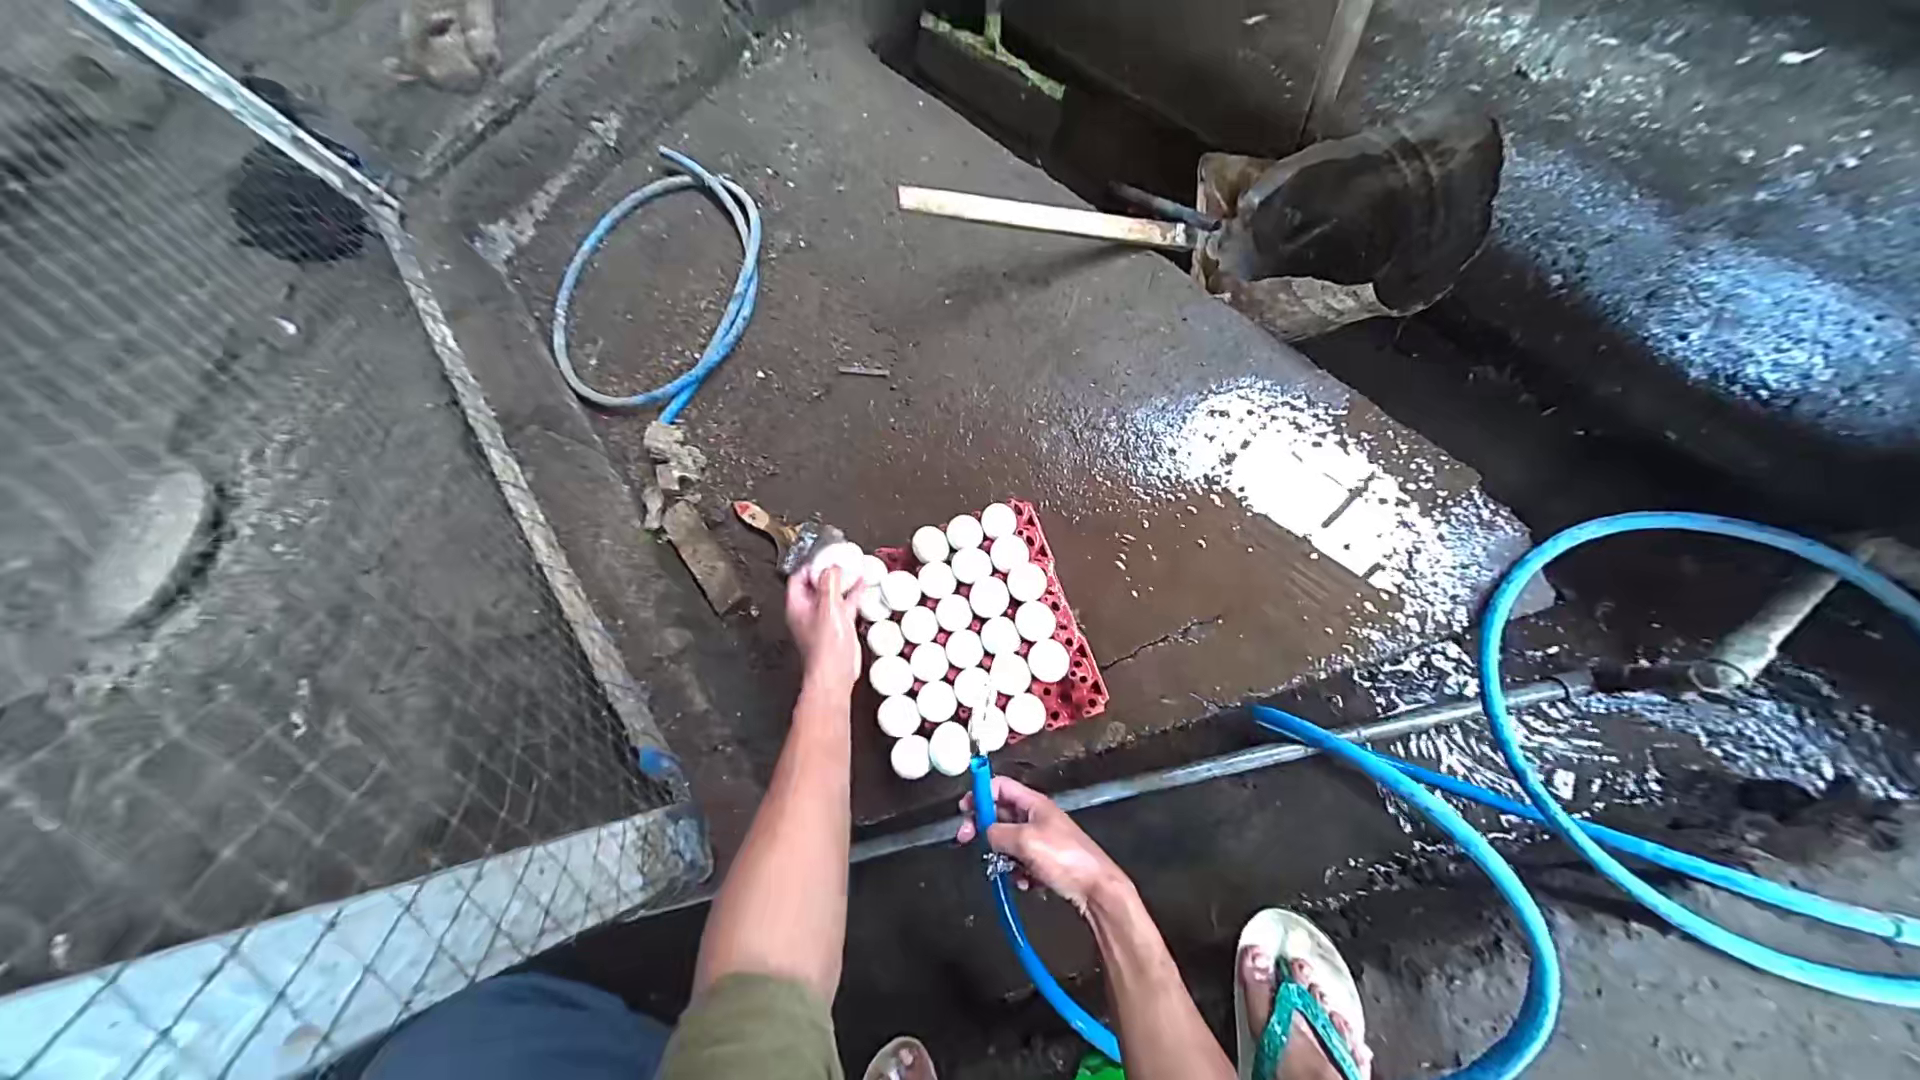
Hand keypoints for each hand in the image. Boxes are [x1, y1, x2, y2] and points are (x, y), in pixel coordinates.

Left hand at [786, 565, 860, 687]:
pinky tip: (862, 584)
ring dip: (842, 580)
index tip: (824, 555)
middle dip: (828, 570)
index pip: (799, 577)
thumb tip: (830, 568)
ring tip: (853, 566)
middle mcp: (808, 611)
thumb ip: (829, 585)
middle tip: (840, 557)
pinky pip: (845, 603)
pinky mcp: (838, 626)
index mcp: (798, 606)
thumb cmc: (825, 649)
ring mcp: (824, 618)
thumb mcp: (828, 608)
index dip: (811, 565)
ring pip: (831, 592)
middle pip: (816, 583)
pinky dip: (852, 593)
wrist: (836, 673)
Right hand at [956, 776, 1127, 914]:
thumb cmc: (1065, 859)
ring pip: (1007, 841)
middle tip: (967, 839)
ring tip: (1007, 868)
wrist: (1096, 889)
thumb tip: (985, 832)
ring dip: (1001, 855)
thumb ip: (998, 832)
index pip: (1000, 786)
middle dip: (983, 827)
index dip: (980, 793)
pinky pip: (1019, 862)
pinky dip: (1017, 871)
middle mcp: (1036, 817)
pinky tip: (1025, 882)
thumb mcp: (1025, 840)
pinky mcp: (1045, 861)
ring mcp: (1041, 839)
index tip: (964, 809)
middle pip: (999, 813)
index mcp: (1033, 803)